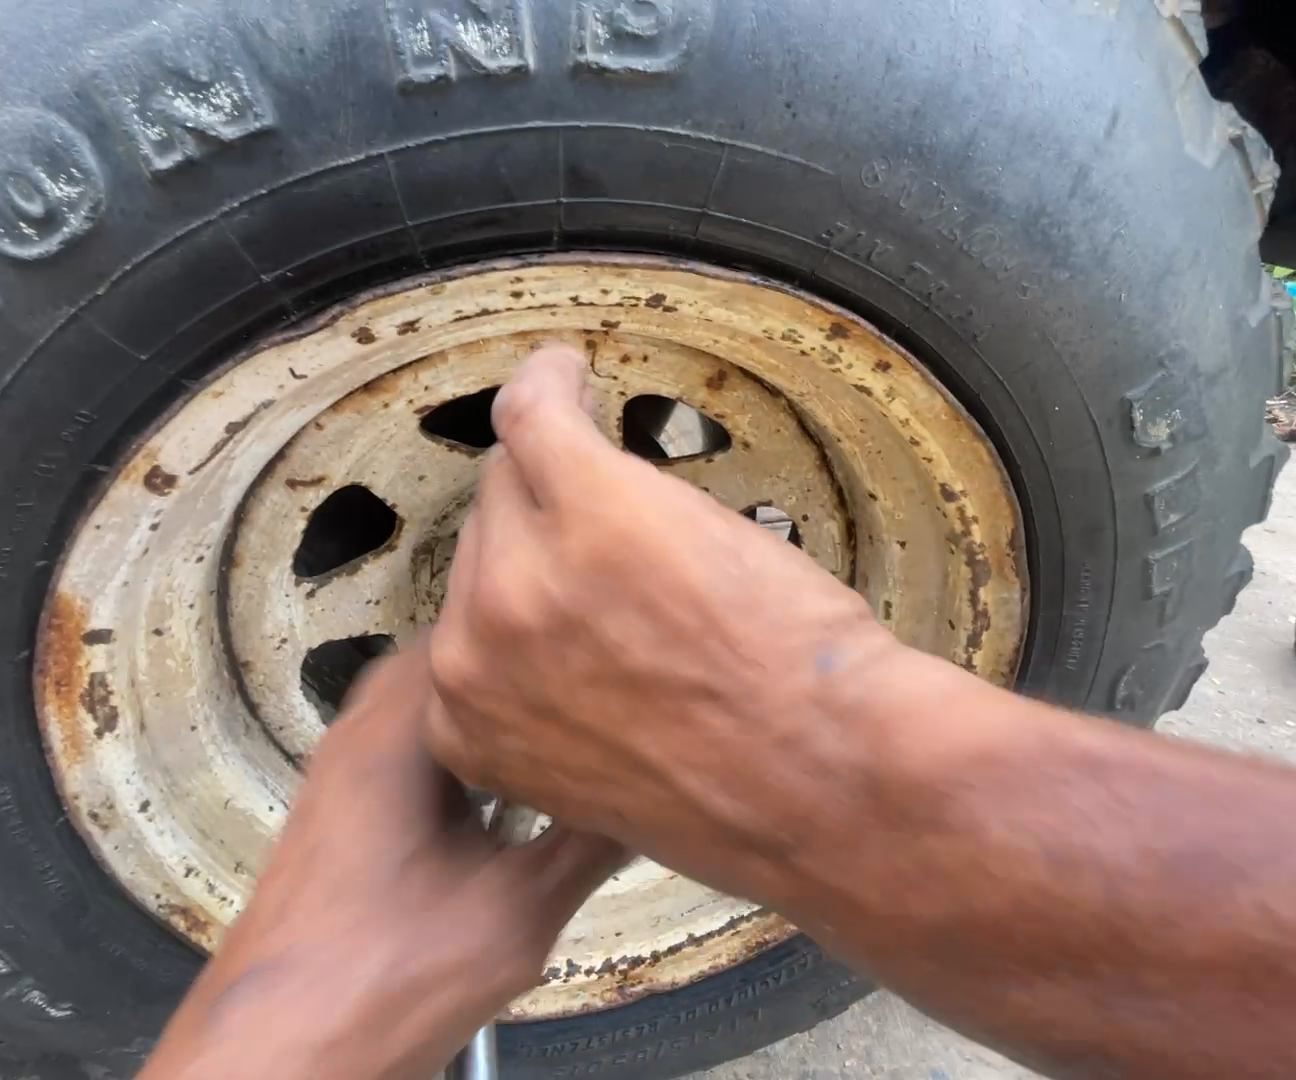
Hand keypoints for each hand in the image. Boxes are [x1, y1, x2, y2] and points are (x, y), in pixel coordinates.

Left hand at [139, 644, 623, 1079]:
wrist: (269, 1064)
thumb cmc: (382, 981)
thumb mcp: (515, 914)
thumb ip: (587, 847)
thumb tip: (648, 798)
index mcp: (391, 738)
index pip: (460, 636)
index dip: (522, 630)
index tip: (578, 637)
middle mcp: (355, 738)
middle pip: (437, 662)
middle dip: (502, 665)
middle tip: (565, 675)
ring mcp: (338, 774)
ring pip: (415, 703)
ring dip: (473, 706)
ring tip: (536, 721)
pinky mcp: (336, 812)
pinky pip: (398, 742)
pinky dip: (446, 742)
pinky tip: (487, 786)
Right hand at [425, 347, 931, 900]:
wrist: (823, 778)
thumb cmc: (738, 788)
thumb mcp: (602, 767)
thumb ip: (552, 701)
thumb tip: (560, 637)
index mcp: (471, 718)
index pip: (473, 609)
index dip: (522, 579)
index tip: (551, 557)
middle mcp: (474, 649)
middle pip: (488, 536)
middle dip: (547, 527)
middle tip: (617, 531)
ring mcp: (523, 573)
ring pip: (516, 476)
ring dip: (557, 462)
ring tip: (609, 461)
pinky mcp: (588, 505)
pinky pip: (534, 414)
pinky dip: (549, 384)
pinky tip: (568, 371)